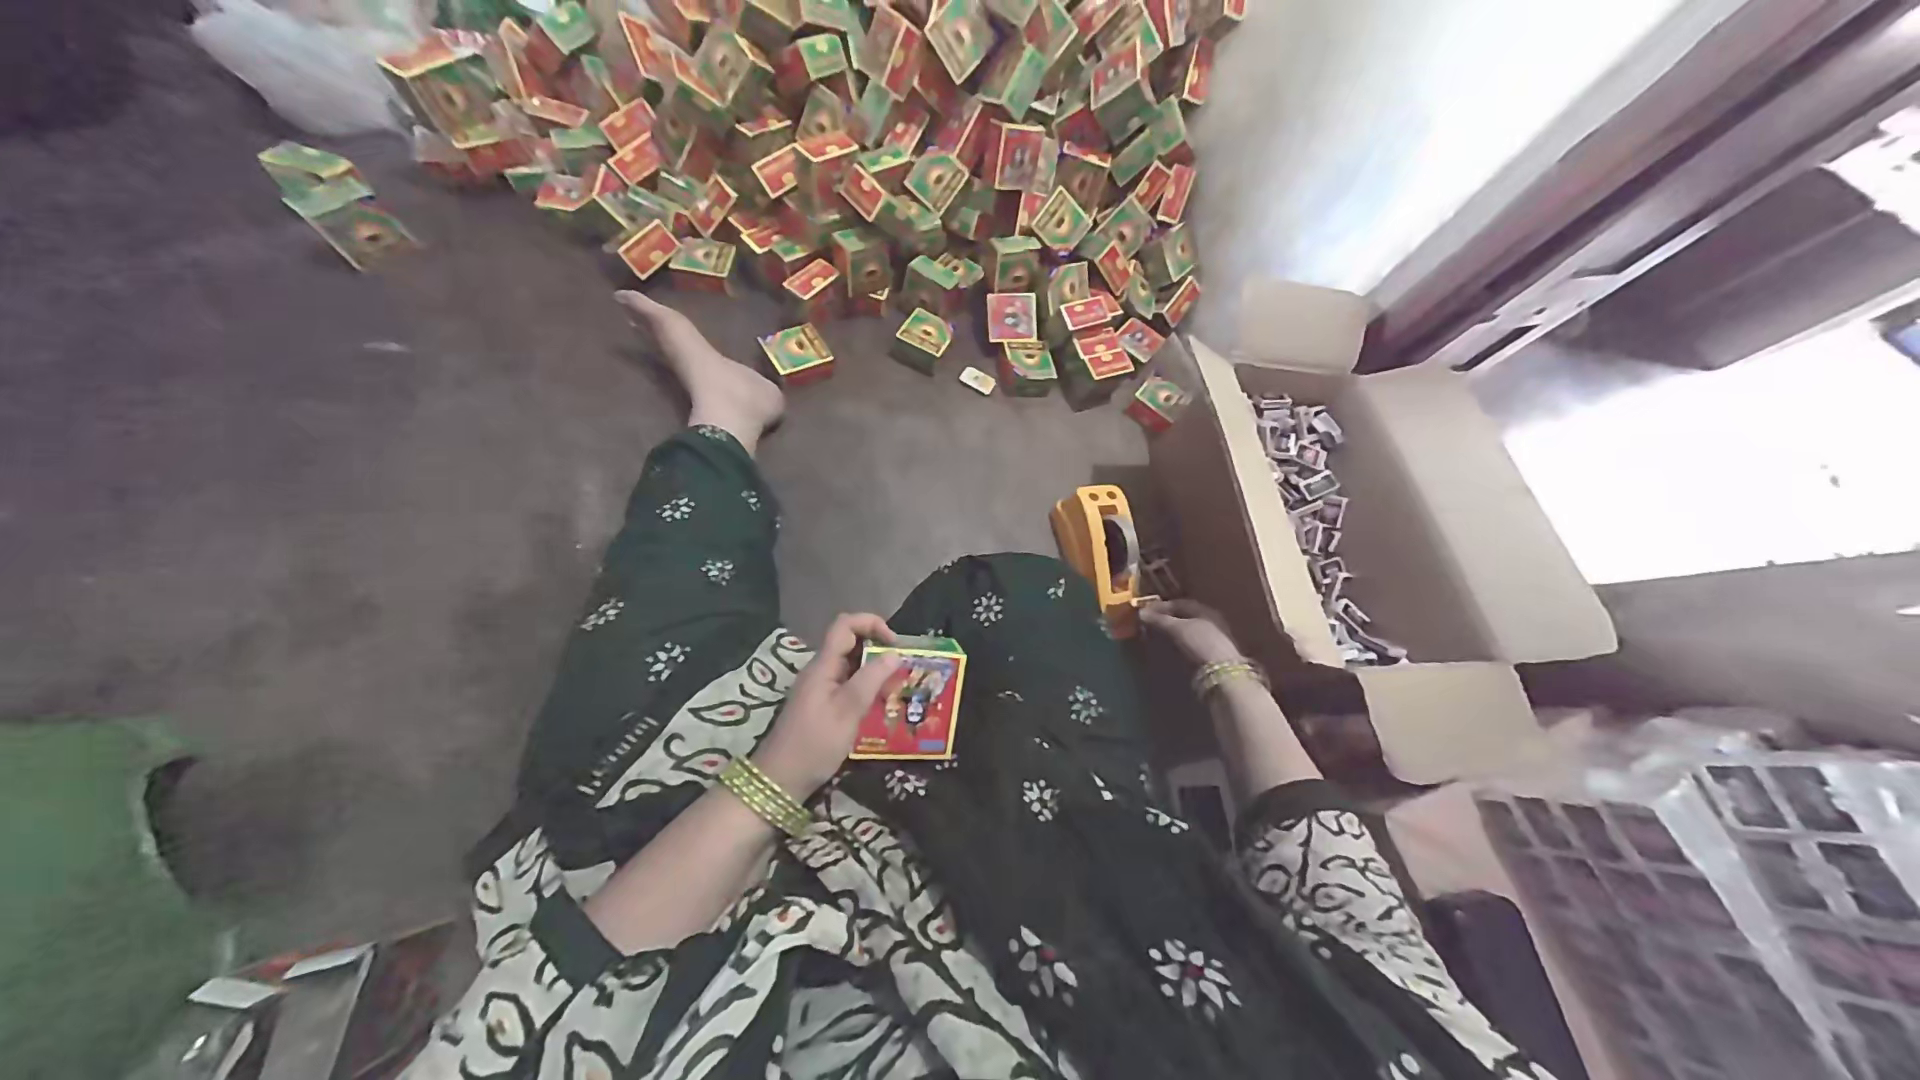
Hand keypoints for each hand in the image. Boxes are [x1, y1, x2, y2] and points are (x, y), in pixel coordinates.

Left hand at [753, 613, 902, 797]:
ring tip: (893, 691)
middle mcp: (820, 669)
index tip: (895, 644)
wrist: (780, 780)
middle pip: (850, 642)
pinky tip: (878, 705)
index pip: (845, 624)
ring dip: (874, 671)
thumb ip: (871, 679)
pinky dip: (865, 687)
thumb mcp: (848, 711)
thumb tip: (895, 653)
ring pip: (851, 664)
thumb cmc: (814, 744)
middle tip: (899, 673)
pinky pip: (847, 683)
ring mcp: (820, 686)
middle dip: (878, 650)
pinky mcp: (822, 703)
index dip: (872, 624)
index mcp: (823, 665)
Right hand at [1140, 599, 1243, 666]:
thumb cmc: (1199, 644)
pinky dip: (1176, 644)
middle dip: (1164, 620)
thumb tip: (1141, 613)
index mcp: (1204, 610)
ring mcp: (1211, 639)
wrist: (1221, 674)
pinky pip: (1188, 643)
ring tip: (1154, 637)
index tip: (1144, 612)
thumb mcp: (1177, 629)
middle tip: (1147, 624)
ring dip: (1169, 633)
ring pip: (1185, 631)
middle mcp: (1210, 621)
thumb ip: (1159, 620)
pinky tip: (1168, 649)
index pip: (1178, 603)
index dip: (1160, 607)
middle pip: (1182, 617)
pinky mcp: (1209, 655)